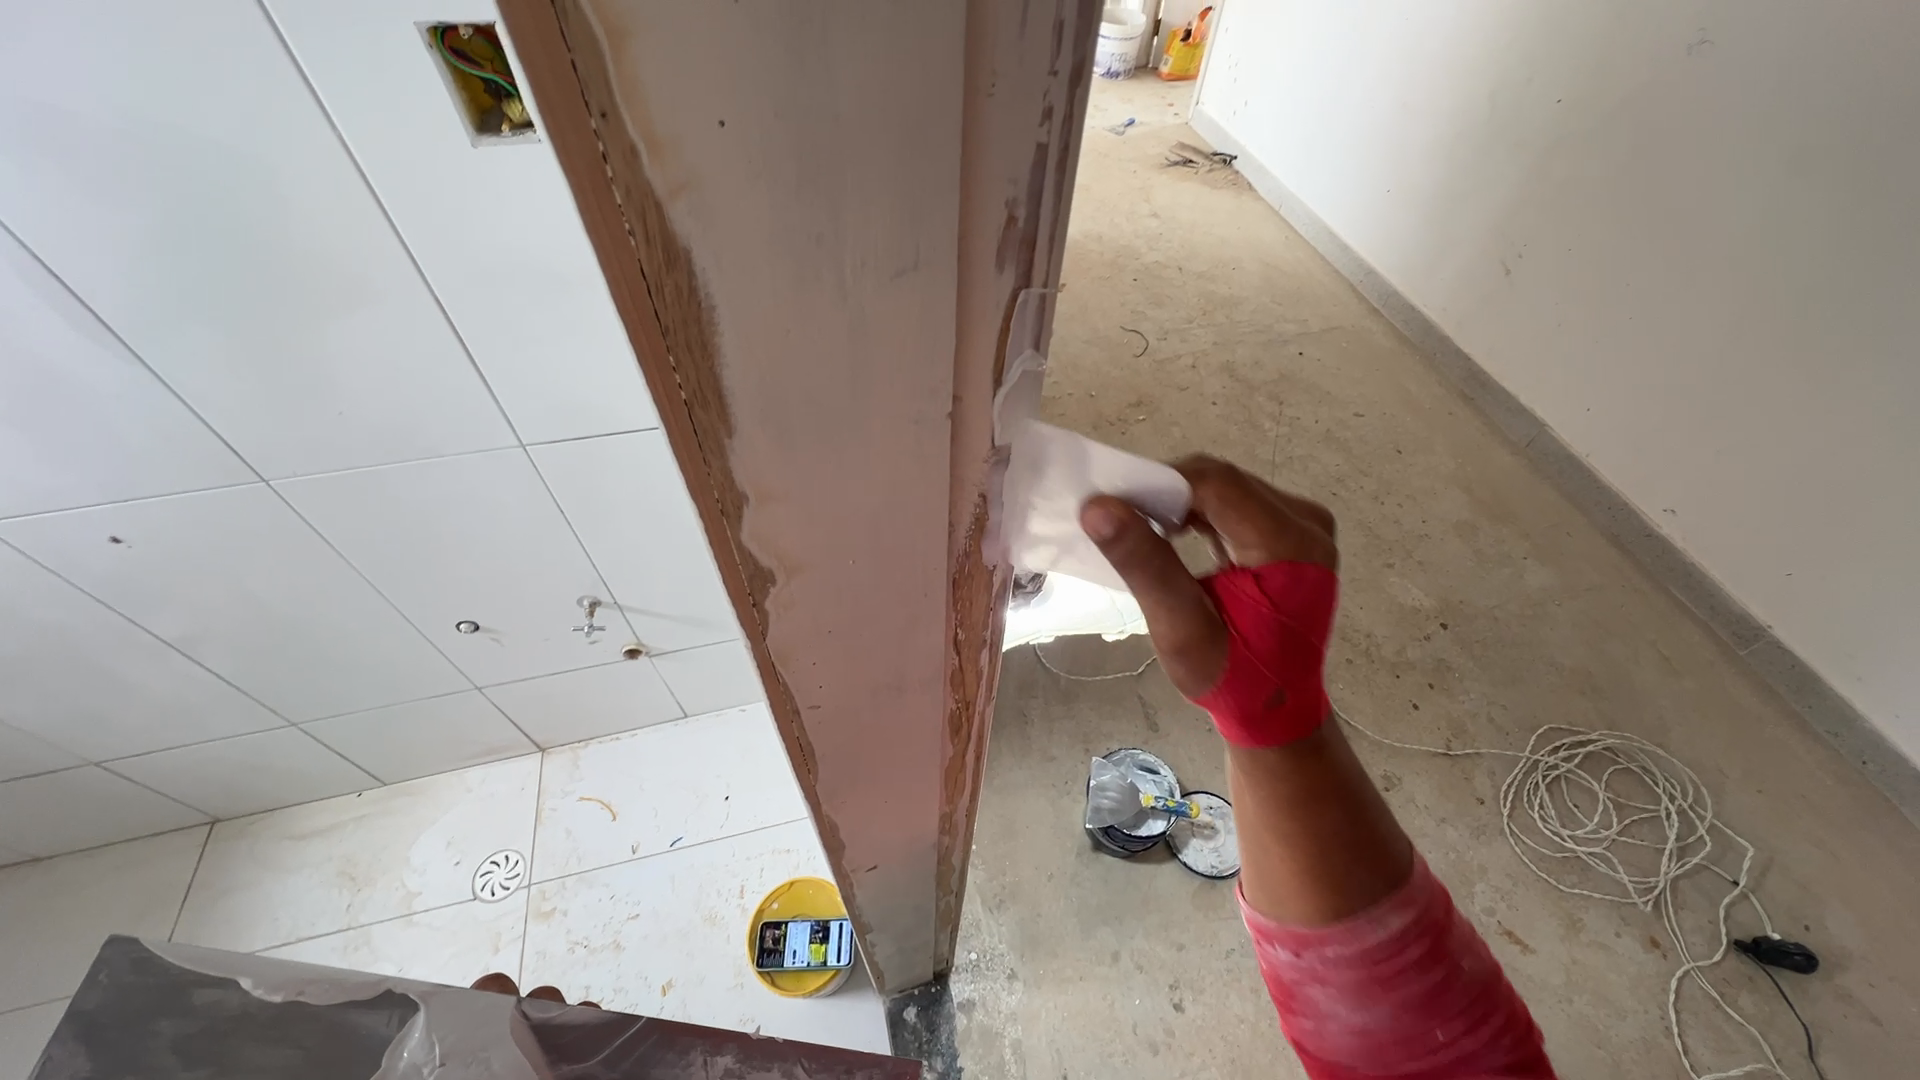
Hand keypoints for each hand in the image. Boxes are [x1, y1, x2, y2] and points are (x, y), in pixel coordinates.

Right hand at [1079, 455, 1337, 699]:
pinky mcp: (1289, 531)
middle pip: (1219, 481)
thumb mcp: (1182, 629)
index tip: (1111, 505)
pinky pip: (1233, 503)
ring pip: (1222, 487)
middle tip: (1120, 521)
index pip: (1214, 483)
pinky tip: (1169, 536)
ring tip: (1140, 532)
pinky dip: (1195, 513)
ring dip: (1176, 502)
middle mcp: (1305, 520)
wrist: (1277, 711)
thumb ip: (1145, 564)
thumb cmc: (1231, 679)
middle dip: (1164, 494)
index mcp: (1288, 543)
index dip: (1157, 484)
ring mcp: (1301, 524)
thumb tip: (1097, 506)